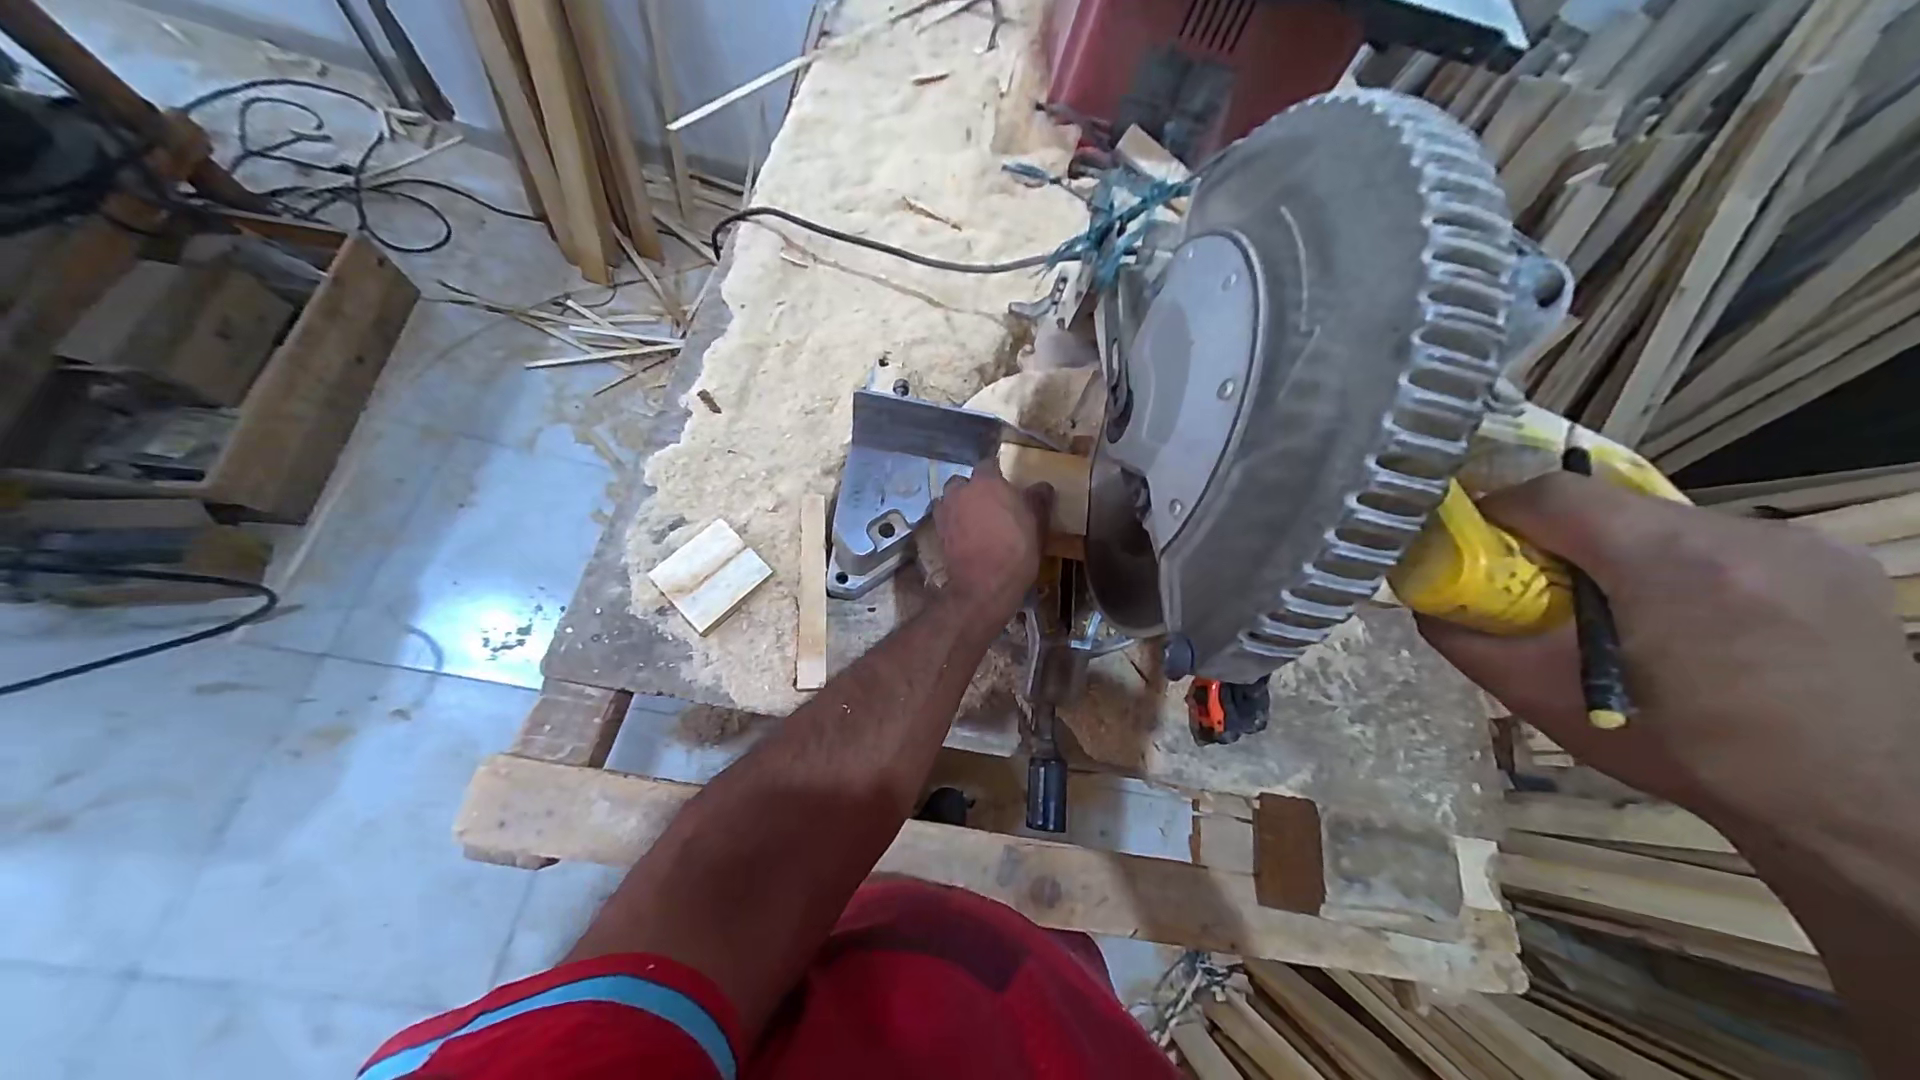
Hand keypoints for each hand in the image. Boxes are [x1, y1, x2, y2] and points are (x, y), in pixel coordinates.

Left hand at [932, 458, 1050, 624]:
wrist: (985, 584)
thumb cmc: (1016, 548)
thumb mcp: (1038, 523)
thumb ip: (1038, 499)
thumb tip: (1042, 486)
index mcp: (986, 481)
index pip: (988, 464)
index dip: (997, 474)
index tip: (1006, 485)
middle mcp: (960, 490)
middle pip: (965, 481)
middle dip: (975, 489)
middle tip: (992, 505)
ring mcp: (945, 511)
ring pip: (951, 499)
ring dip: (960, 504)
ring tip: (976, 520)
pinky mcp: (937, 532)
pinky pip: (945, 519)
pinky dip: (953, 523)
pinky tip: (965, 535)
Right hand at [1418, 473, 1919, 833]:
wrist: (1857, 808)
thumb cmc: (1680, 753)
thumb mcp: (1545, 702)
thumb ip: (1469, 642)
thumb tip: (1423, 602)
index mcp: (1671, 566)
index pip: (1553, 494)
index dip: (1498, 511)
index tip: (1477, 546)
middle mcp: (1743, 535)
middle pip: (1607, 504)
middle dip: (1556, 536)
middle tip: (1536, 588)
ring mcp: (1799, 542)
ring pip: (1661, 519)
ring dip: (1617, 550)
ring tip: (1611, 608)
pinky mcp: (1835, 556)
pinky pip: (1716, 539)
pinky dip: (1675, 564)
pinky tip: (1682, 615)